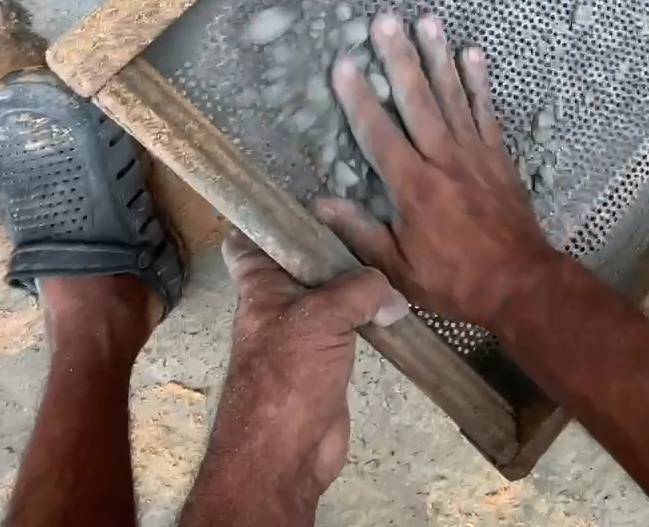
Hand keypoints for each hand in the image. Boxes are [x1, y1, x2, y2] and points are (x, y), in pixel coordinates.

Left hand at [180, 232, 407, 524]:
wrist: (287, 454)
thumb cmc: (288, 375)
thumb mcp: (323, 316)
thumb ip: (362, 291)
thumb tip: (394, 296)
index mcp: (261, 285)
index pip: (250, 241)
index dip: (268, 217)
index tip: (302, 195)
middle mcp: (280, 303)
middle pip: (305, 261)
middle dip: (333, 242)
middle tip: (369, 215)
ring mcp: (304, 331)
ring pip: (332, 291)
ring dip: (358, 280)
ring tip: (392, 252)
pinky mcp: (329, 357)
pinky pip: (352, 323)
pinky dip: (372, 313)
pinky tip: (398, 303)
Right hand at [316, 13, 559, 327]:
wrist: (520, 282)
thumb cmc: (454, 280)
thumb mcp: (398, 269)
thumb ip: (360, 232)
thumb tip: (319, 203)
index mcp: (413, 186)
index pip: (378, 133)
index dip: (359, 97)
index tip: (343, 63)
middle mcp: (442, 158)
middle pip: (417, 99)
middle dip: (399, 57)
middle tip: (385, 20)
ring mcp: (473, 152)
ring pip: (452, 95)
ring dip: (438, 56)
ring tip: (427, 20)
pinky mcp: (496, 154)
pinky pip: (486, 111)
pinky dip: (479, 82)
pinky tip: (472, 52)